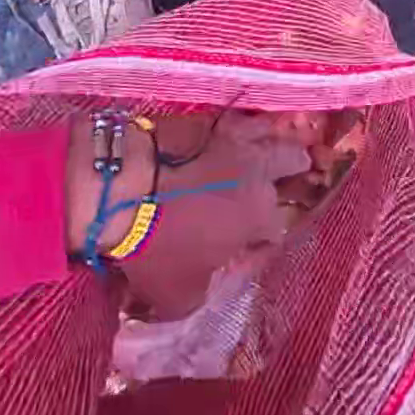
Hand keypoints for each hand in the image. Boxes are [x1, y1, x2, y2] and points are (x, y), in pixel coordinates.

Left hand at [63, 111, 319, 319]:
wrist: (120, 183)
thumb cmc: (155, 244)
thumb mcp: (175, 294)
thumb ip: (198, 296)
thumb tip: (197, 292)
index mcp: (259, 215)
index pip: (279, 227)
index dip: (265, 236)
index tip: (248, 244)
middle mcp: (258, 171)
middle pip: (294, 160)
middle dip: (292, 169)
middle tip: (274, 179)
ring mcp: (235, 137)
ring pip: (270, 131)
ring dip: (269, 140)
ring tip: (256, 149)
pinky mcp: (208, 117)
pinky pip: (233, 119)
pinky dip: (233, 127)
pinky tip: (221, 136)